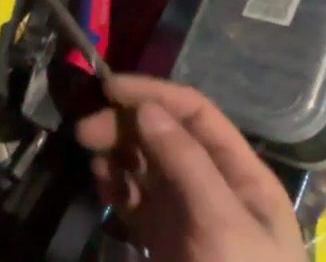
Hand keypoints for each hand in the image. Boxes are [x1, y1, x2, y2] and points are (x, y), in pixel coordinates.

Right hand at [74, 75, 304, 261]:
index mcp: (243, 177)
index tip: (105, 89)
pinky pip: (133, 194)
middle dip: (123, 125)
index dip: (152, 93)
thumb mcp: (222, 226)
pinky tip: (102, 187)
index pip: (196, 114)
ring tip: (93, 165)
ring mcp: (186, 213)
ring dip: (114, 152)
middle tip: (83, 133)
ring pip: (142, 160)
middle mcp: (213, 186)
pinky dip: (113, 182)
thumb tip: (146, 107)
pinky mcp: (161, 237)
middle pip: (162, 132)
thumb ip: (186, 163)